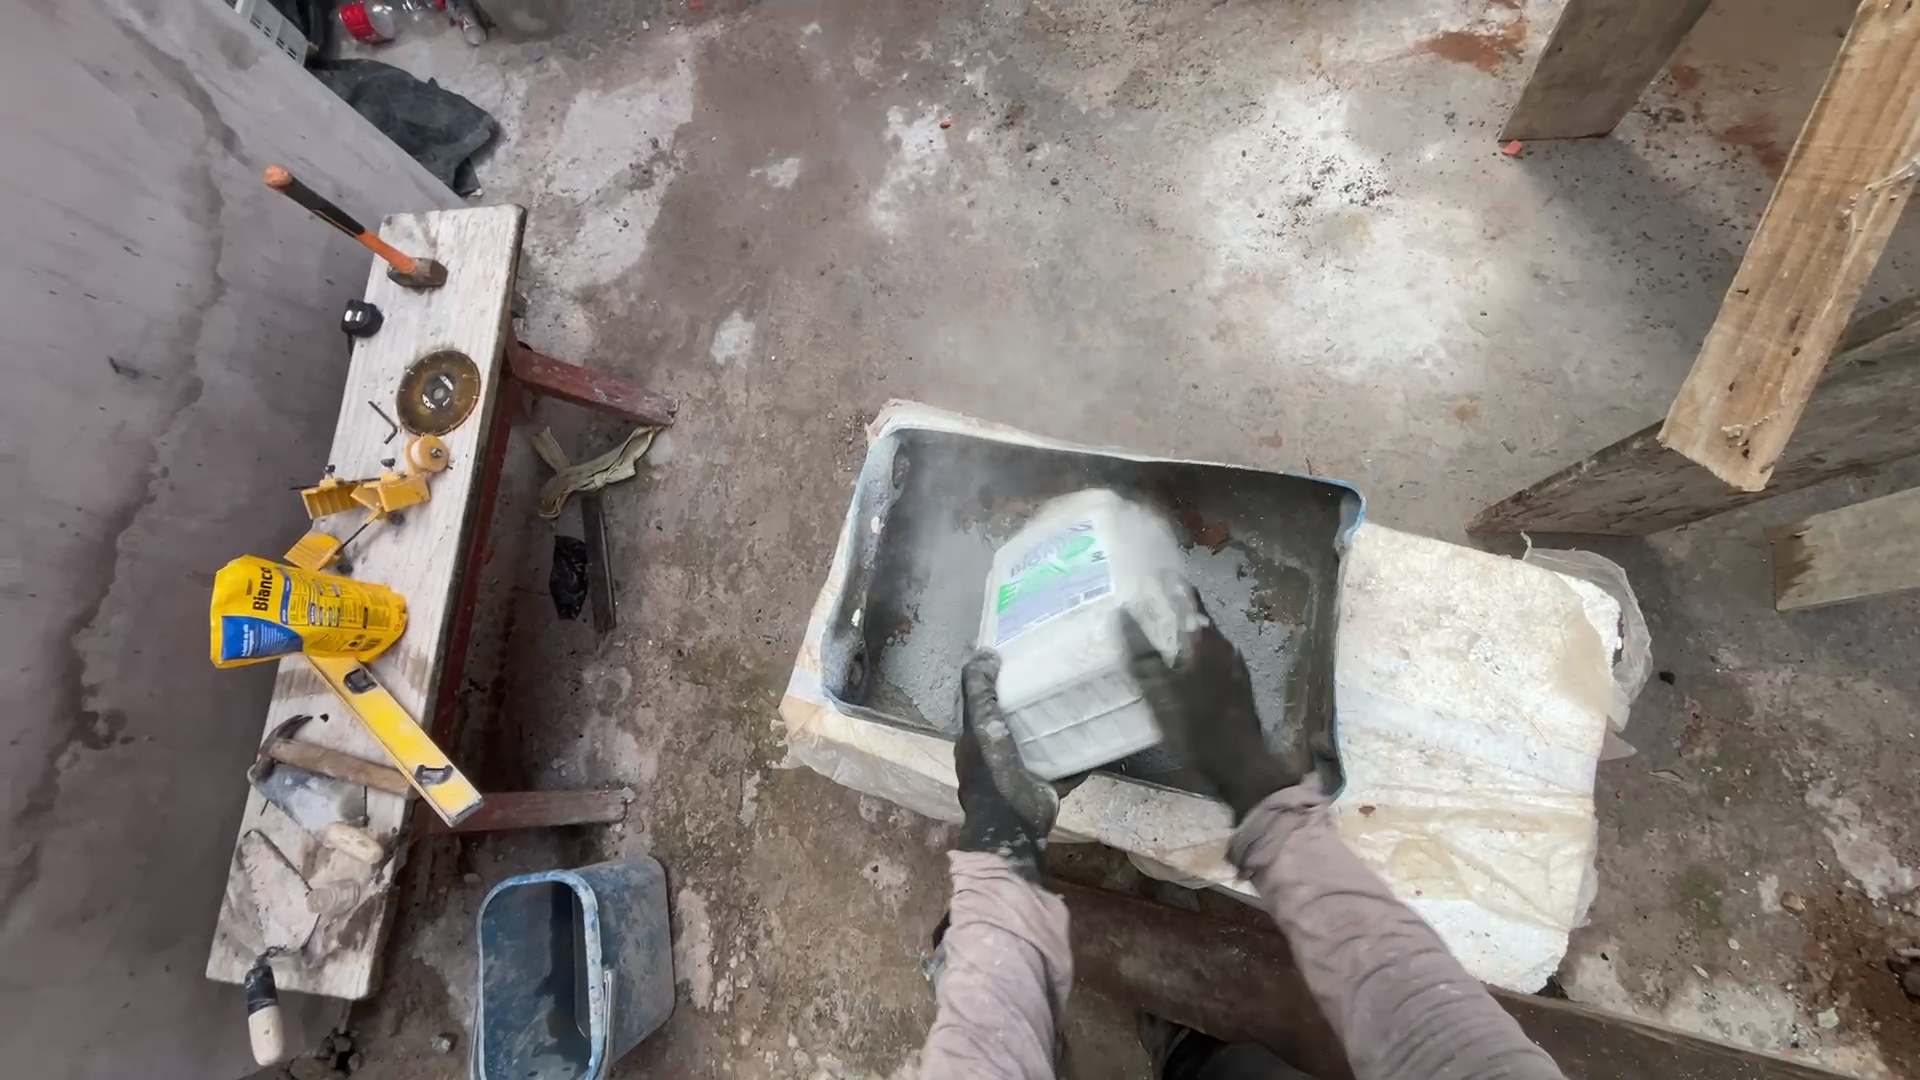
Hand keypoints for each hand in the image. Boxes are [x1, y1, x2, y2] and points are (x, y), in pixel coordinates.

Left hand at [953, 649, 1058, 880]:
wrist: (1012, 824)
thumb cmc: (991, 769)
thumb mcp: (979, 721)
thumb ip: (977, 688)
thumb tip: (987, 653)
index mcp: (975, 741)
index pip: (984, 707)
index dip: (1000, 687)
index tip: (1023, 667)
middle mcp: (995, 758)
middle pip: (1014, 725)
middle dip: (1031, 707)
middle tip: (1057, 682)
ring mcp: (1020, 775)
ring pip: (1039, 745)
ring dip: (1056, 730)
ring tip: (1079, 706)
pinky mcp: (1045, 789)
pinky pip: (1065, 768)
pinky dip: (1079, 757)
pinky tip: (1096, 740)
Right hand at [1119, 593, 1301, 820]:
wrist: (1242, 767)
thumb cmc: (1199, 727)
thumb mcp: (1162, 692)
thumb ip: (1142, 653)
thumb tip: (1123, 614)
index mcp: (1207, 642)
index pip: (1190, 601)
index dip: (1173, 585)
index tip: (1153, 573)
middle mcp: (1224, 648)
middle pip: (1198, 619)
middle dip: (1174, 608)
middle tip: (1147, 603)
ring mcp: (1234, 669)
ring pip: (1205, 640)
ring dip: (1183, 632)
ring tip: (1158, 631)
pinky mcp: (1236, 688)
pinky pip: (1210, 659)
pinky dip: (1192, 653)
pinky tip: (1179, 665)